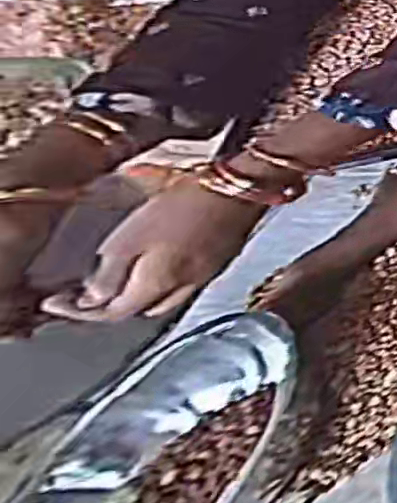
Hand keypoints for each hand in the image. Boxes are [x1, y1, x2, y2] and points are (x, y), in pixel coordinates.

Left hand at [42, 179, 262, 321]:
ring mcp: (211, 271)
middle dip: (118, 304)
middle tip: (92, 291)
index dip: (79, 312)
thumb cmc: (179, 209)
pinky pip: (192, 280)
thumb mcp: (126, 241)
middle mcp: (188, 285)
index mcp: (159, 283)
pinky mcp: (225, 257)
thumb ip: (106, 275)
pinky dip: (171, 279)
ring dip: (147, 293)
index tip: (56, 301)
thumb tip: (94, 298)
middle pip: (145, 309)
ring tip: (127, 277)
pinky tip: (163, 262)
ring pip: (171, 296)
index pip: (113, 314)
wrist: (235, 188)